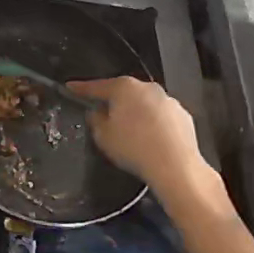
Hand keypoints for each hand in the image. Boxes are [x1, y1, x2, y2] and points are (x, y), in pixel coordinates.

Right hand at [65, 76, 208, 192]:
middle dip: (113, 102)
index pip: (96, 86)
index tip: (70, 87)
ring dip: (135, 113)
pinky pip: (161, 116)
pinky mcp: (183, 115)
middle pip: (124, 92)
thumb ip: (96, 119)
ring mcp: (168, 100)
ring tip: (130, 134)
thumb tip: (98, 112)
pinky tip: (150, 140)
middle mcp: (148, 88)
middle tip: (103, 116)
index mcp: (124, 88)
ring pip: (144, 104)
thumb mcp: (103, 136)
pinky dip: (153, 124)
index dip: (80, 88)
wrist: (175, 166)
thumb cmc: (133, 147)